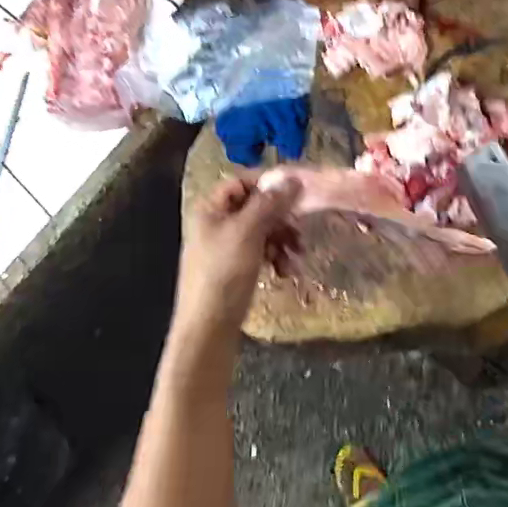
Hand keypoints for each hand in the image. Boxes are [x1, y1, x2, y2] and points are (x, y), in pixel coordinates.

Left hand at [173, 172, 300, 333]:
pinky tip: (284, 271)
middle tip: (300, 230)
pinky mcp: (232, 269)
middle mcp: (214, 222)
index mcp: (210, 207)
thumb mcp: (247, 232)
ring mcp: (223, 247)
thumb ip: (269, 203)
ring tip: (296, 256)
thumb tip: (291, 178)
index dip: (269, 184)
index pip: (242, 181)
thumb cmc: (224, 274)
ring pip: (260, 230)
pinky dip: (274, 257)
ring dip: (281, 239)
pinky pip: (258, 252)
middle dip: (280, 217)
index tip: (298, 192)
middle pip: (254, 206)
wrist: (208, 328)